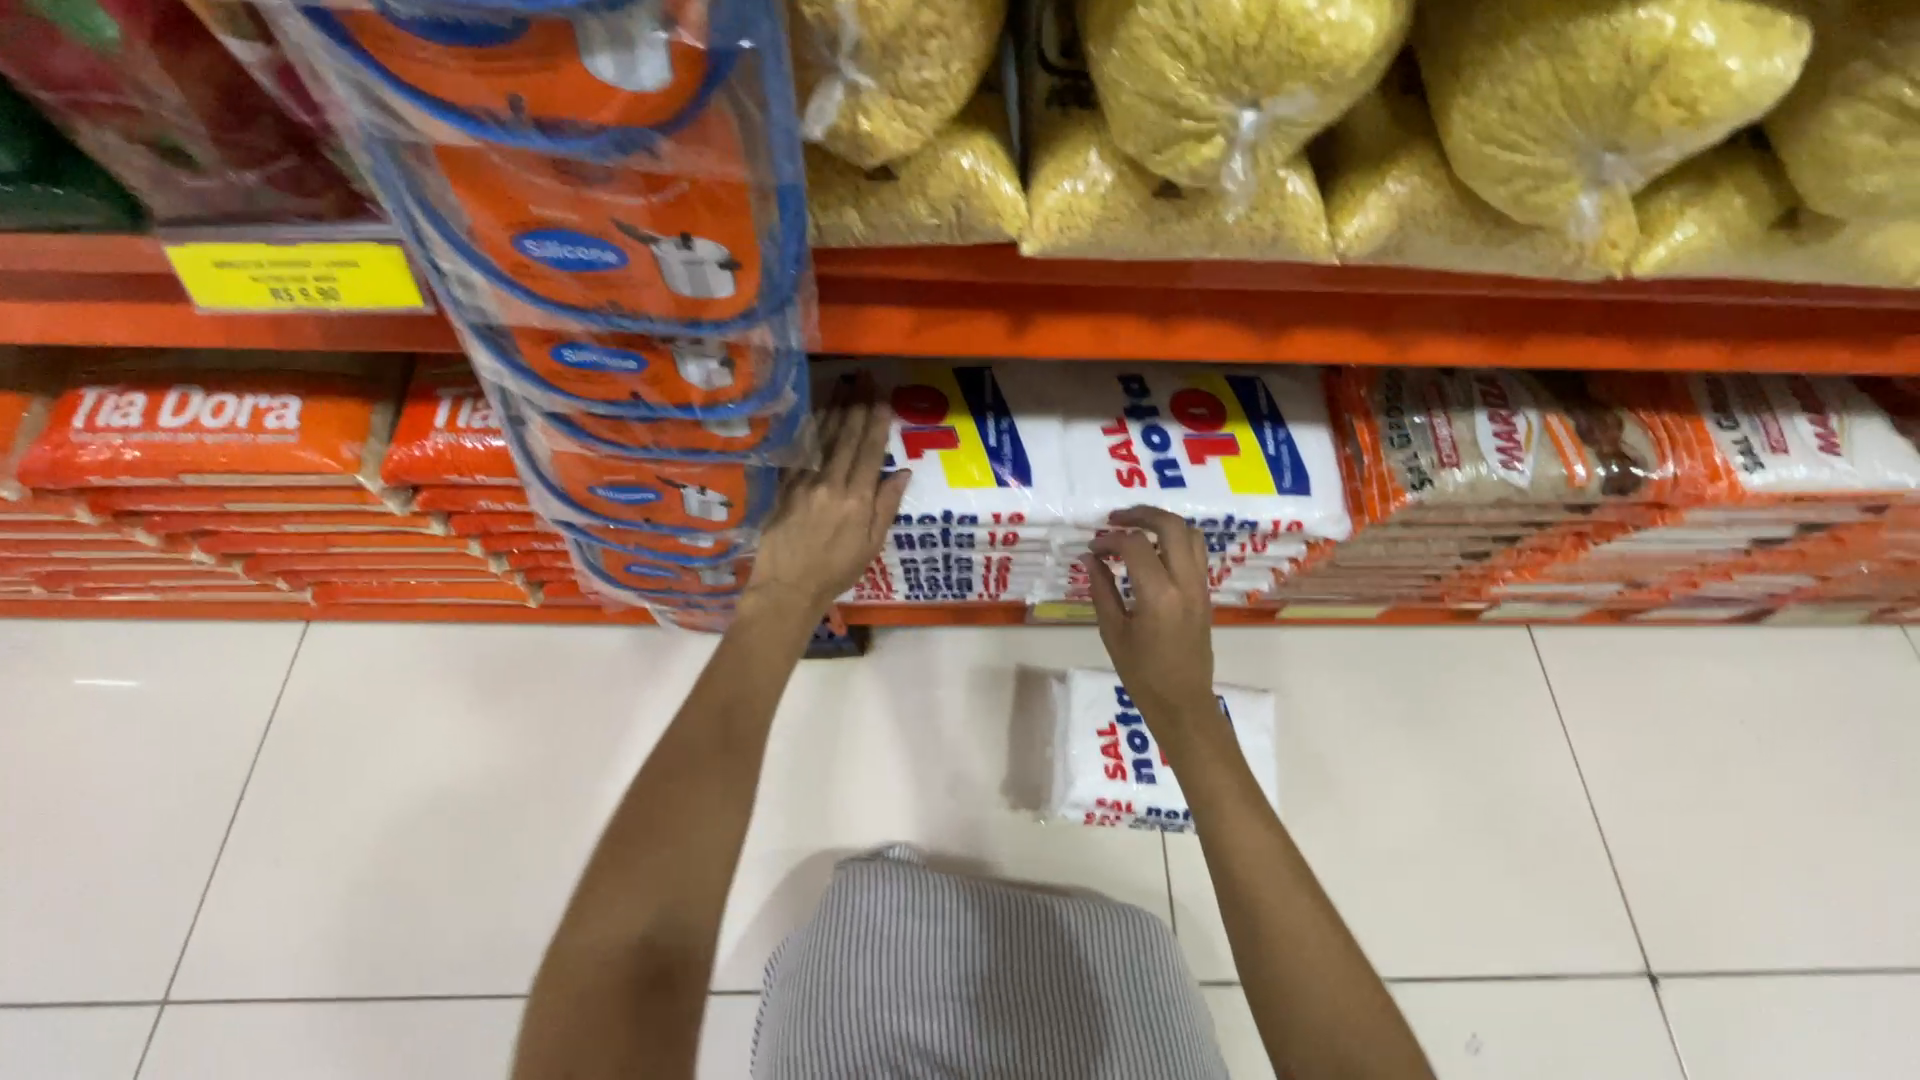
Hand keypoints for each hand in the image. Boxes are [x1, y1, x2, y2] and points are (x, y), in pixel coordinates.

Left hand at [742, 376, 909, 620]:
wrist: (788, 588)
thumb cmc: (836, 571)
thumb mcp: (871, 545)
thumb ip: (886, 506)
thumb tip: (902, 472)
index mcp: (857, 499)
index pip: (870, 450)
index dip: (878, 420)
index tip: (883, 395)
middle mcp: (831, 483)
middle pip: (847, 436)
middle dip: (858, 403)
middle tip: (864, 376)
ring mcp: (804, 482)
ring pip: (823, 438)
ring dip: (835, 408)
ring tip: (843, 383)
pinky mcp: (784, 486)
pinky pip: (800, 451)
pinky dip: (810, 430)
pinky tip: (817, 413)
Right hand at [1085, 507, 1219, 736]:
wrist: (1182, 701)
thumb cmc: (1142, 673)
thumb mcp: (1113, 631)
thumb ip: (1101, 589)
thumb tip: (1090, 558)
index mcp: (1159, 595)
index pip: (1135, 545)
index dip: (1109, 540)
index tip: (1092, 548)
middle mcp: (1185, 583)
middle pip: (1172, 526)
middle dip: (1142, 514)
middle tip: (1116, 519)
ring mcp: (1200, 586)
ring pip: (1191, 534)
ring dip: (1163, 524)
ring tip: (1136, 529)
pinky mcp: (1205, 593)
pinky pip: (1196, 552)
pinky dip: (1175, 541)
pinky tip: (1153, 551)